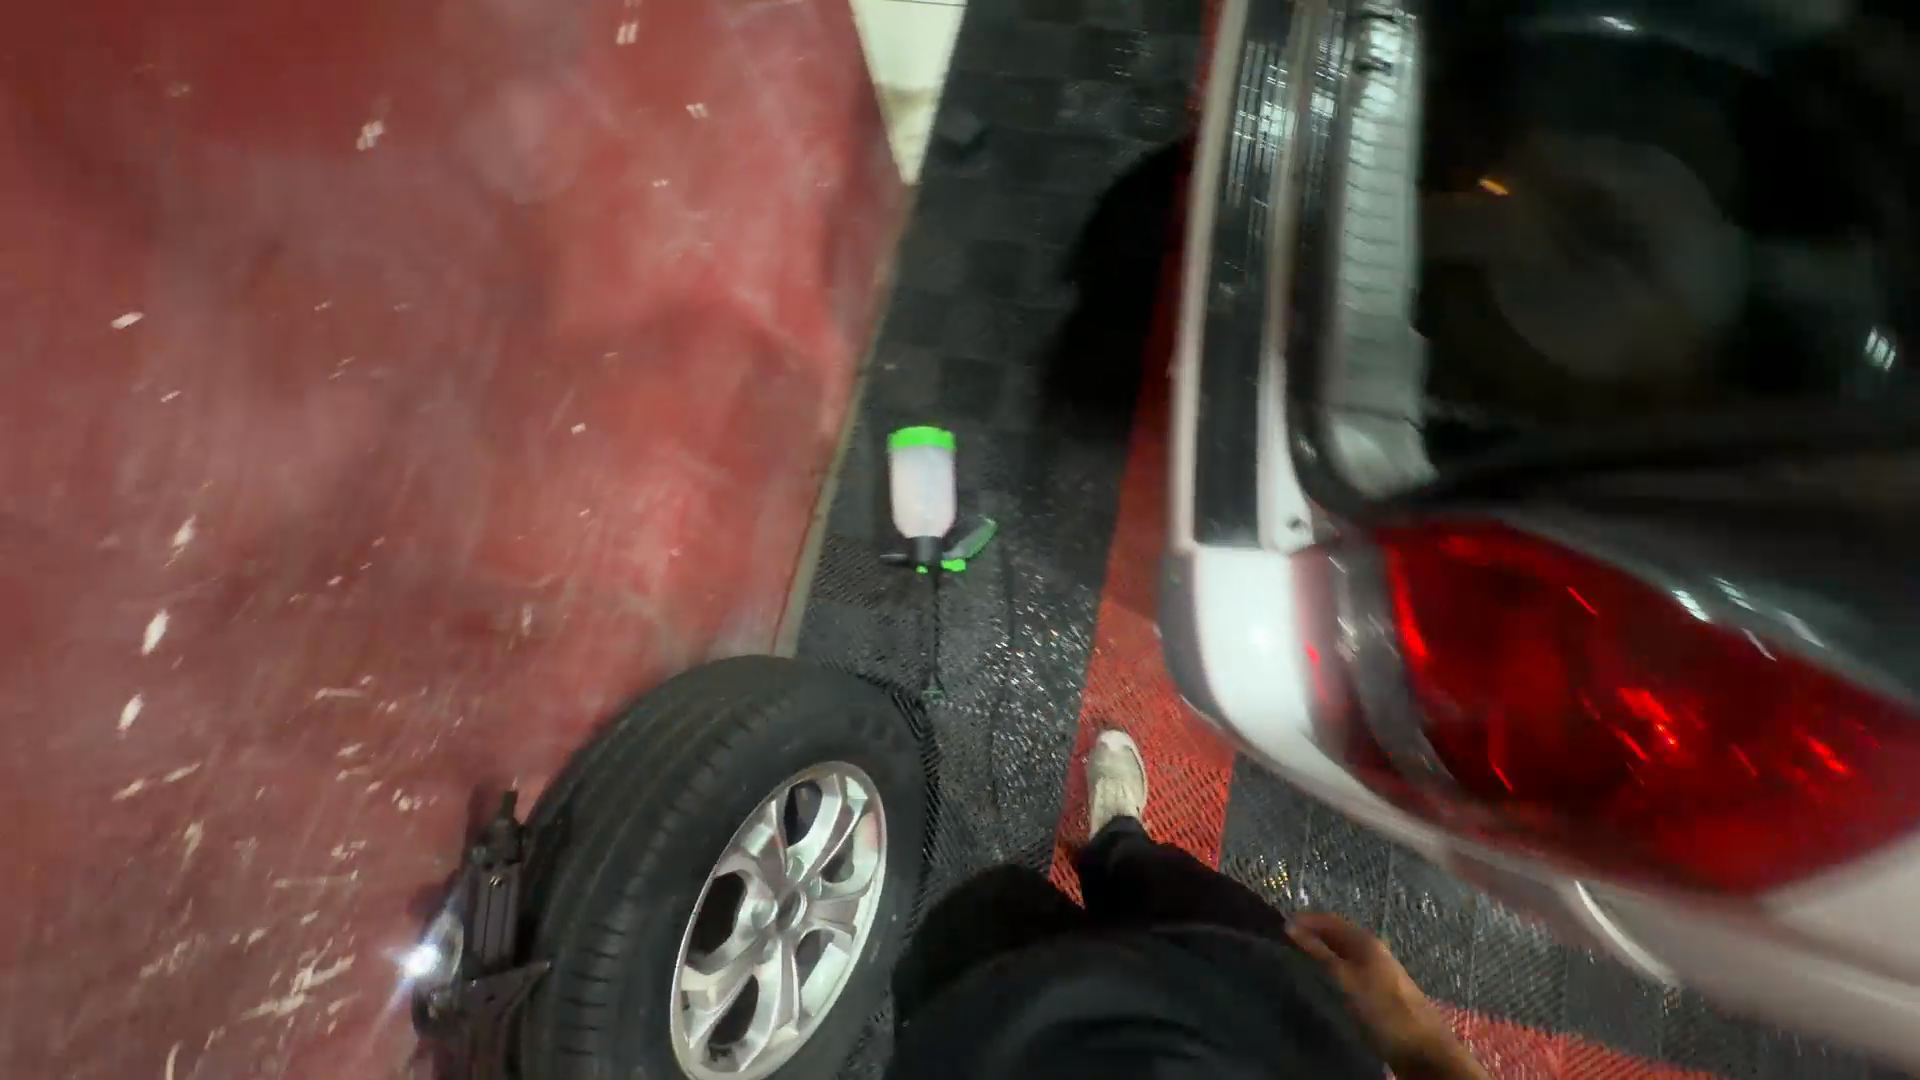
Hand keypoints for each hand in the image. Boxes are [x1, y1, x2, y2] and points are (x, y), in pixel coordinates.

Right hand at [1288, 913, 1484, 1079]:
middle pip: (1336, 934)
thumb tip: (1289, 925)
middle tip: (1284, 942)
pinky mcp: (1379, 992)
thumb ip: (1318, 952)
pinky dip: (1331, 968)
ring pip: (1342, 953)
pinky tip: (1322, 980)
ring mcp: (1378, 971)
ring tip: (1297, 959)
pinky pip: (1349, 969)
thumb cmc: (1382, 1009)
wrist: (1426, 1053)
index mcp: (1366, 941)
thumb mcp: (1346, 979)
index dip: (1304, 919)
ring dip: (1320, 952)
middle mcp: (1372, 950)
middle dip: (1311, 934)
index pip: (1328, 919)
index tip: (1278, 925)